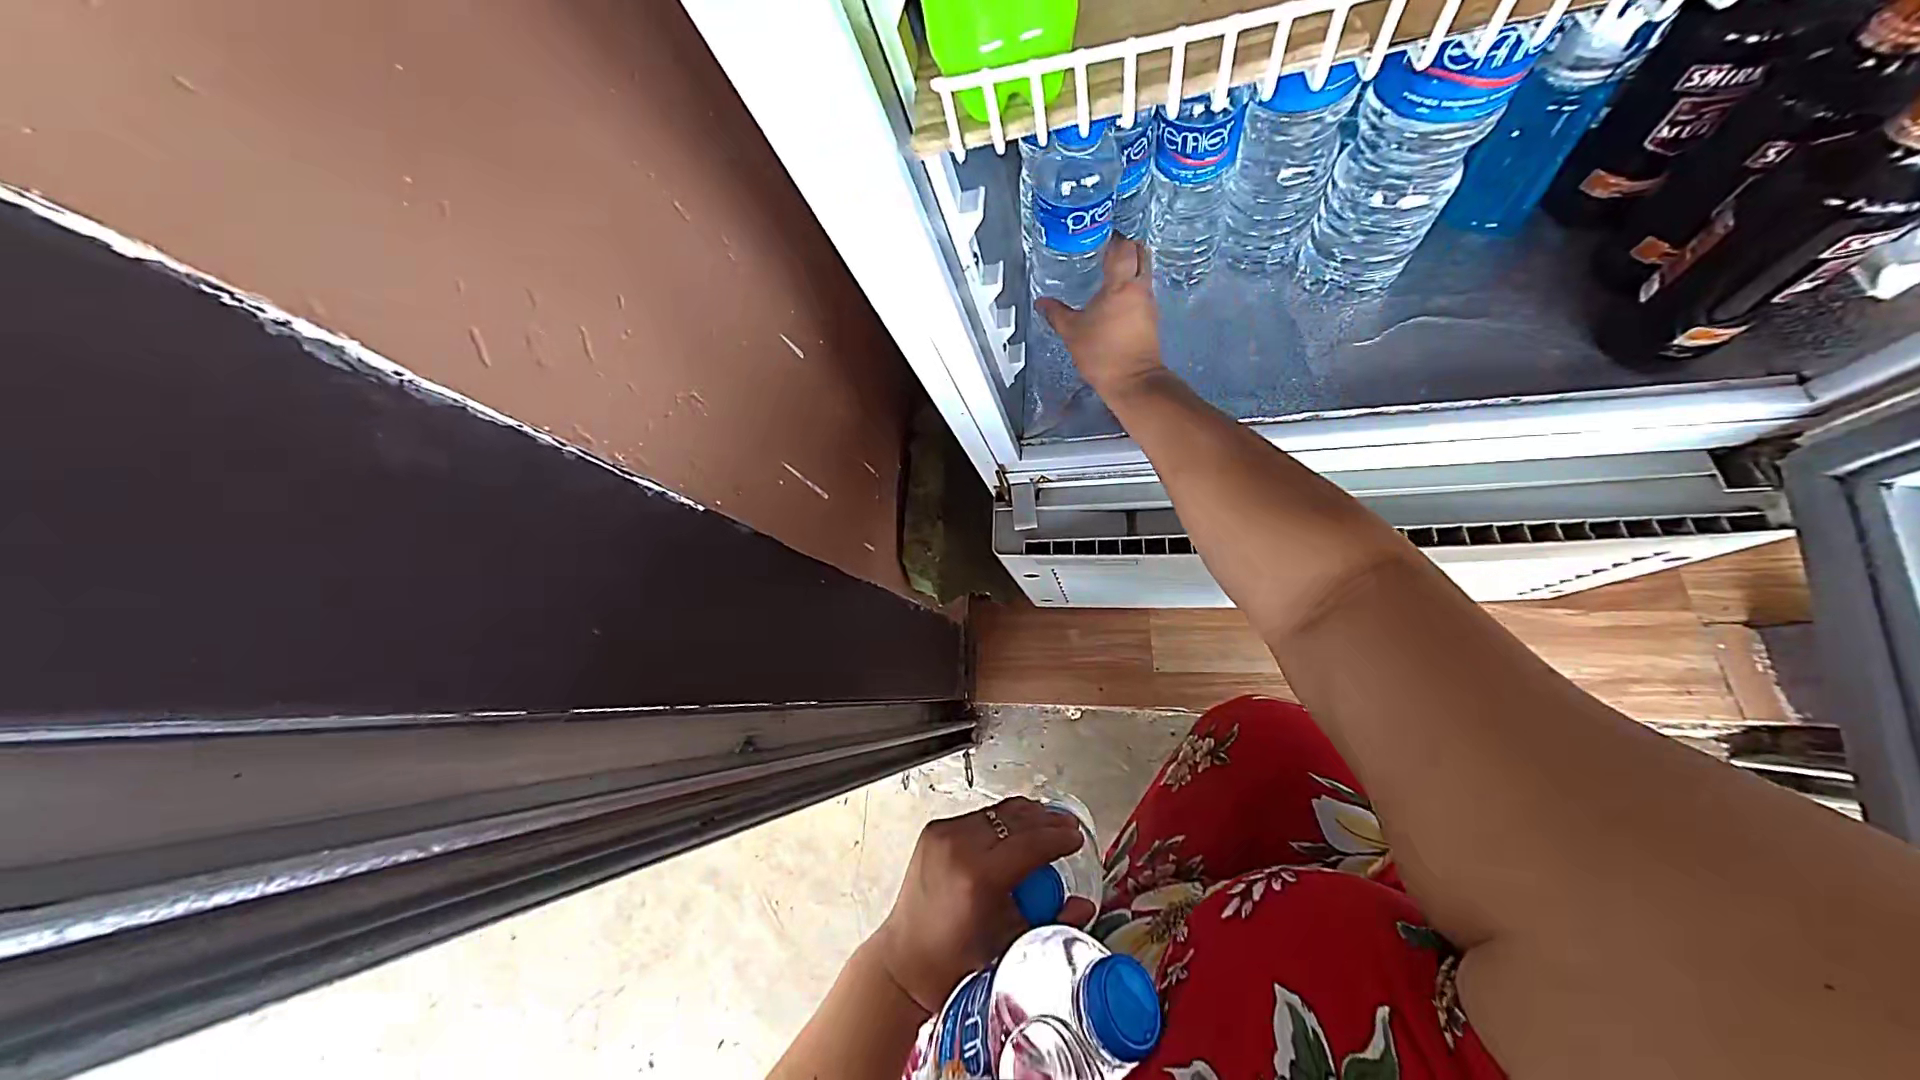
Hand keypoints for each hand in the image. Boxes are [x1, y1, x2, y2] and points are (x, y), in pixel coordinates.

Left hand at [871, 797, 1093, 1012]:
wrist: (906, 960)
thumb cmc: (953, 962)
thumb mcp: (1009, 944)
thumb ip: (1050, 920)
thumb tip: (1084, 906)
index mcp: (977, 878)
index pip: (1029, 844)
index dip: (1058, 838)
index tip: (1076, 838)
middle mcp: (957, 847)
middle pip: (1014, 819)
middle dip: (1046, 820)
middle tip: (1067, 827)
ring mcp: (942, 836)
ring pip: (996, 812)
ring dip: (1024, 816)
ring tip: (1046, 824)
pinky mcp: (933, 831)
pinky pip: (977, 817)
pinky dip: (998, 822)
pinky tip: (1013, 832)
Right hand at [1036, 235, 1165, 401]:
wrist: (1133, 381)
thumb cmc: (1102, 354)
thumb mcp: (1072, 332)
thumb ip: (1056, 313)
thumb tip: (1042, 302)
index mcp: (1120, 285)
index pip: (1123, 247)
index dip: (1113, 237)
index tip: (1100, 235)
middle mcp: (1140, 288)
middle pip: (1141, 253)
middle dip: (1127, 246)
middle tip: (1107, 247)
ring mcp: (1149, 302)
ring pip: (1144, 271)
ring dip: (1131, 265)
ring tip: (1109, 270)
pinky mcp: (1151, 317)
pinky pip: (1143, 290)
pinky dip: (1132, 285)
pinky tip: (1116, 295)